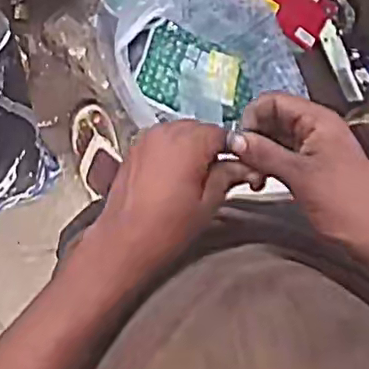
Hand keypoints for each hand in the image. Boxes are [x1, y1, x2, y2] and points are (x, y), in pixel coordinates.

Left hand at [86, 120, 258, 276]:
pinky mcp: (135, 146)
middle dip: (213, 147)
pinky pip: (162, 139)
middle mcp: (166, 131)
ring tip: (199, 176)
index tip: (243, 167)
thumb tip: (243, 166)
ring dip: (193, 146)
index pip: (221, 133)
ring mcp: (148, 137)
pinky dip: (174, 149)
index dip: (235, 149)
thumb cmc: (169, 226)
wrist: (125, 239)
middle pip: (200, 129)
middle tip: (224, 174)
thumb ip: (226, 176)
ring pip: (180, 131)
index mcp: (188, 141)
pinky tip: (176, 174)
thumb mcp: (207, 204)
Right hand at [226, 93, 368, 254]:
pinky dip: (271, 163)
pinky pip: (285, 153)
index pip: (274, 101)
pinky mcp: (315, 164)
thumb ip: (264, 152)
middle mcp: (317, 126)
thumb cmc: (343, 204)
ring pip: (277, 137)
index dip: (253, 116)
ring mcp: (317, 146)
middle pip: (274, 118)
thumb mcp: (299, 175)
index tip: (239, 140)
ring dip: (261, 153)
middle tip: (241, 161)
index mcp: (318, 119)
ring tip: (252, 175)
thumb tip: (234, 138)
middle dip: (255, 136)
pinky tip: (261, 179)